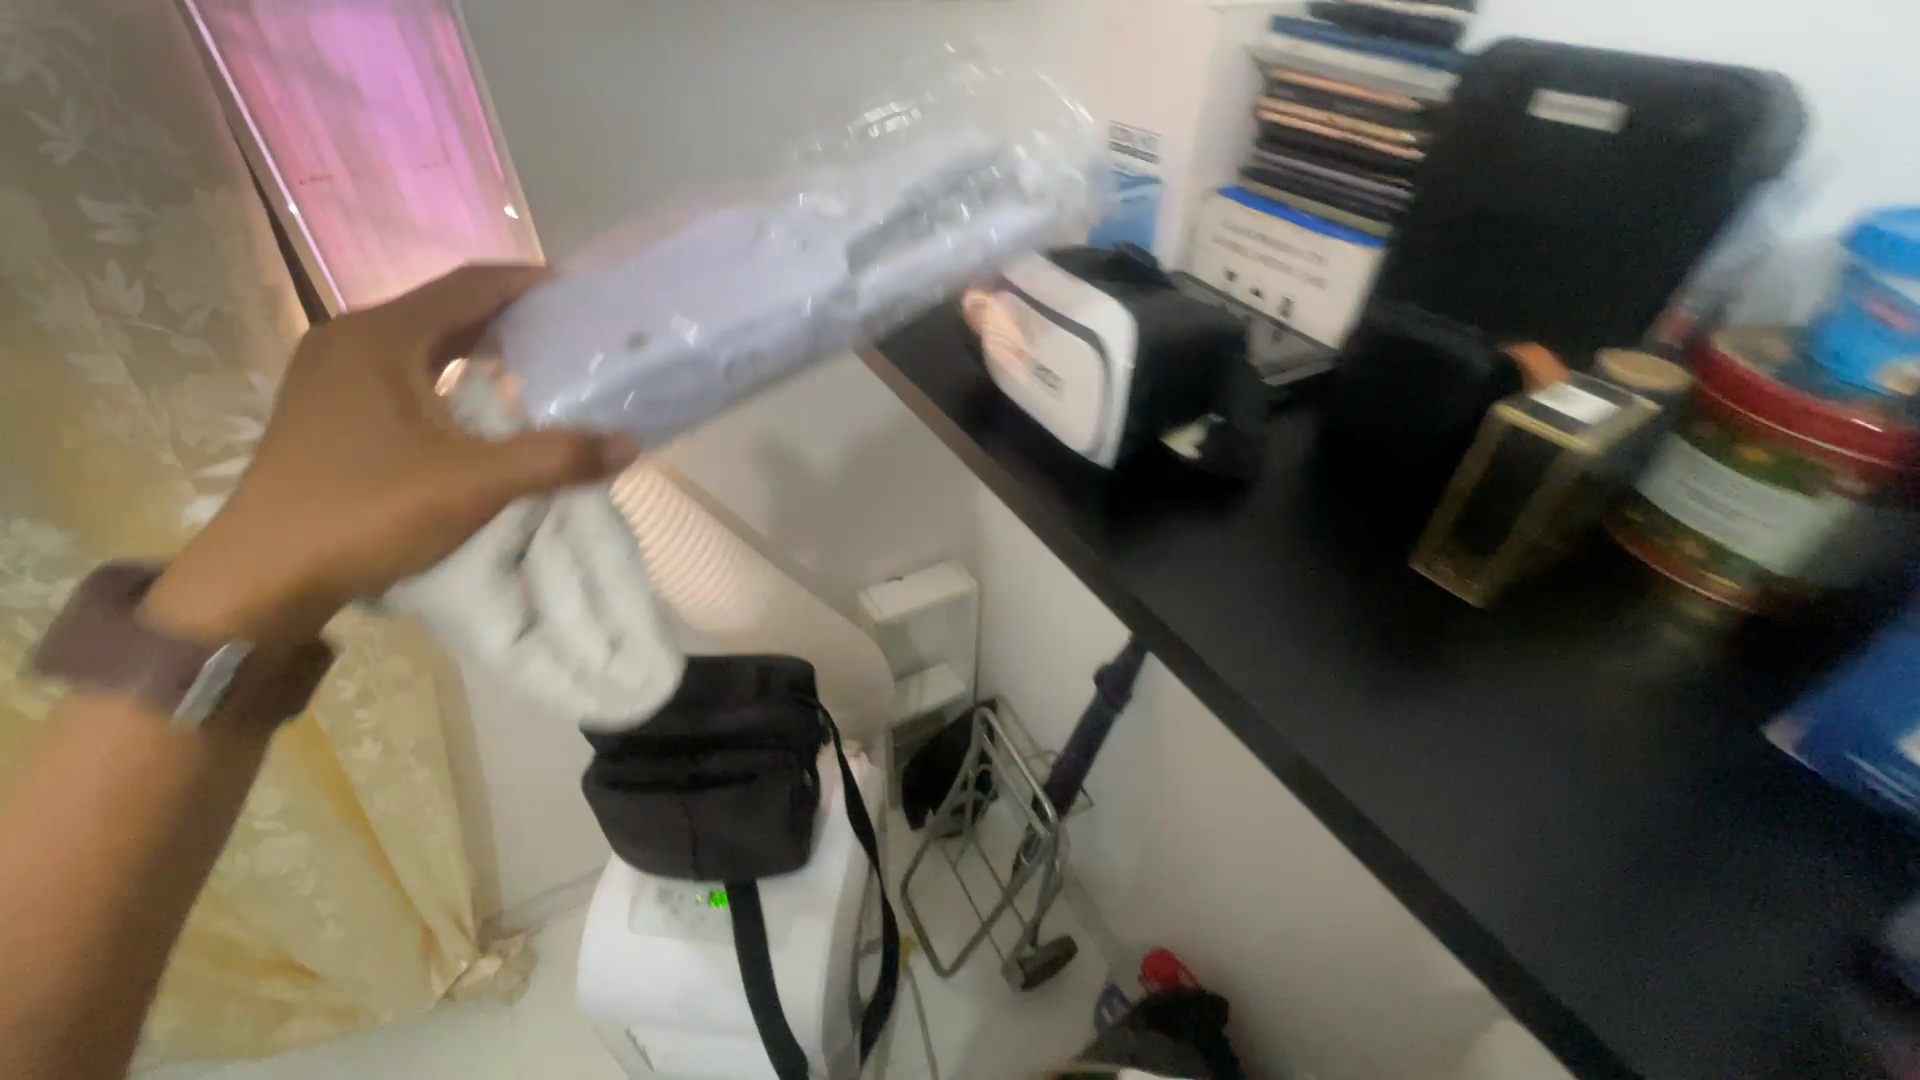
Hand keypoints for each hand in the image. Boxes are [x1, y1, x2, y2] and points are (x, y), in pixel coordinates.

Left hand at [141, 264, 637, 645]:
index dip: (527, 283)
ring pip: (425, 343)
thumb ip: (555, 458)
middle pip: (445, 309)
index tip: (580, 293)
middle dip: (510, 316)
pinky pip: (406, 372)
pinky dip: (453, 377)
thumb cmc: (366, 512)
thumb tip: (628, 444)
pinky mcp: (330, 409)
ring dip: (481, 349)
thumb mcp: (474, 484)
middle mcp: (350, 341)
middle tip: (570, 333)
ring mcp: (333, 375)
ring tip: (539, 366)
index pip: (467, 286)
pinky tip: (484, 407)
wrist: (263, 577)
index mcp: (380, 338)